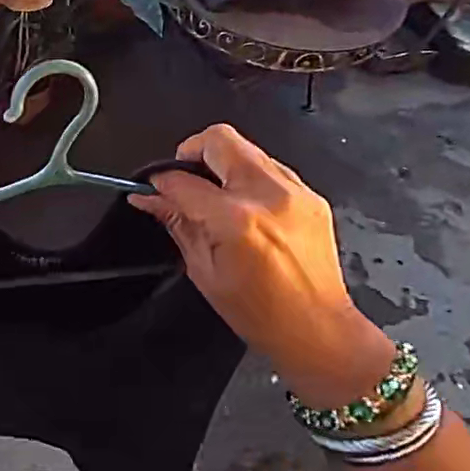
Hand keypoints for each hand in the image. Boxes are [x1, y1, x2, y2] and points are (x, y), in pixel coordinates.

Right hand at [131, 125, 394, 409]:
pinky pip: (270, 167)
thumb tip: (151, 199)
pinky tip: (243, 206)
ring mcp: (295, 192)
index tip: (152, 187)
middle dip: (192, 153)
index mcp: (237, 220)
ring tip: (214, 196)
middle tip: (182, 178)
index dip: (160, 182)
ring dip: (222, 164)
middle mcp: (269, 196)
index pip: (184, 181)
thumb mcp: (204, 271)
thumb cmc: (263, 314)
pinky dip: (248, 178)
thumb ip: (178, 224)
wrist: (318, 330)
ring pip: (246, 148)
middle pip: (219, 140)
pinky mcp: (310, 195)